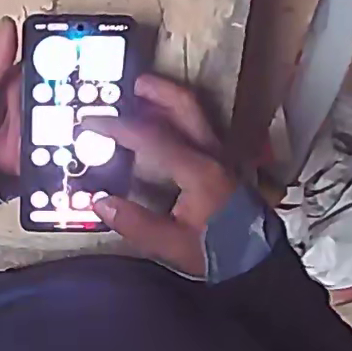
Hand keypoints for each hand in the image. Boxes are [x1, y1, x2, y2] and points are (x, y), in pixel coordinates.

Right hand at [81, 75, 240, 276]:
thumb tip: (100, 202)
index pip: (152, 137)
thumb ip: (135, 223)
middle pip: (186, 108)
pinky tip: (162, 128)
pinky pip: (198, 130)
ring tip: (144, 97)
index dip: (118, 127)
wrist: (259, 265)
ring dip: (168, 101)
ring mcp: (221, 158)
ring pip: (195, 115)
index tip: (92, 122)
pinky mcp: (223, 167)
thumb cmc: (219, 254)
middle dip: (158, 91)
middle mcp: (212, 156)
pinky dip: (177, 119)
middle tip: (132, 84)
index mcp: (198, 171)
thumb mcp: (172, 245)